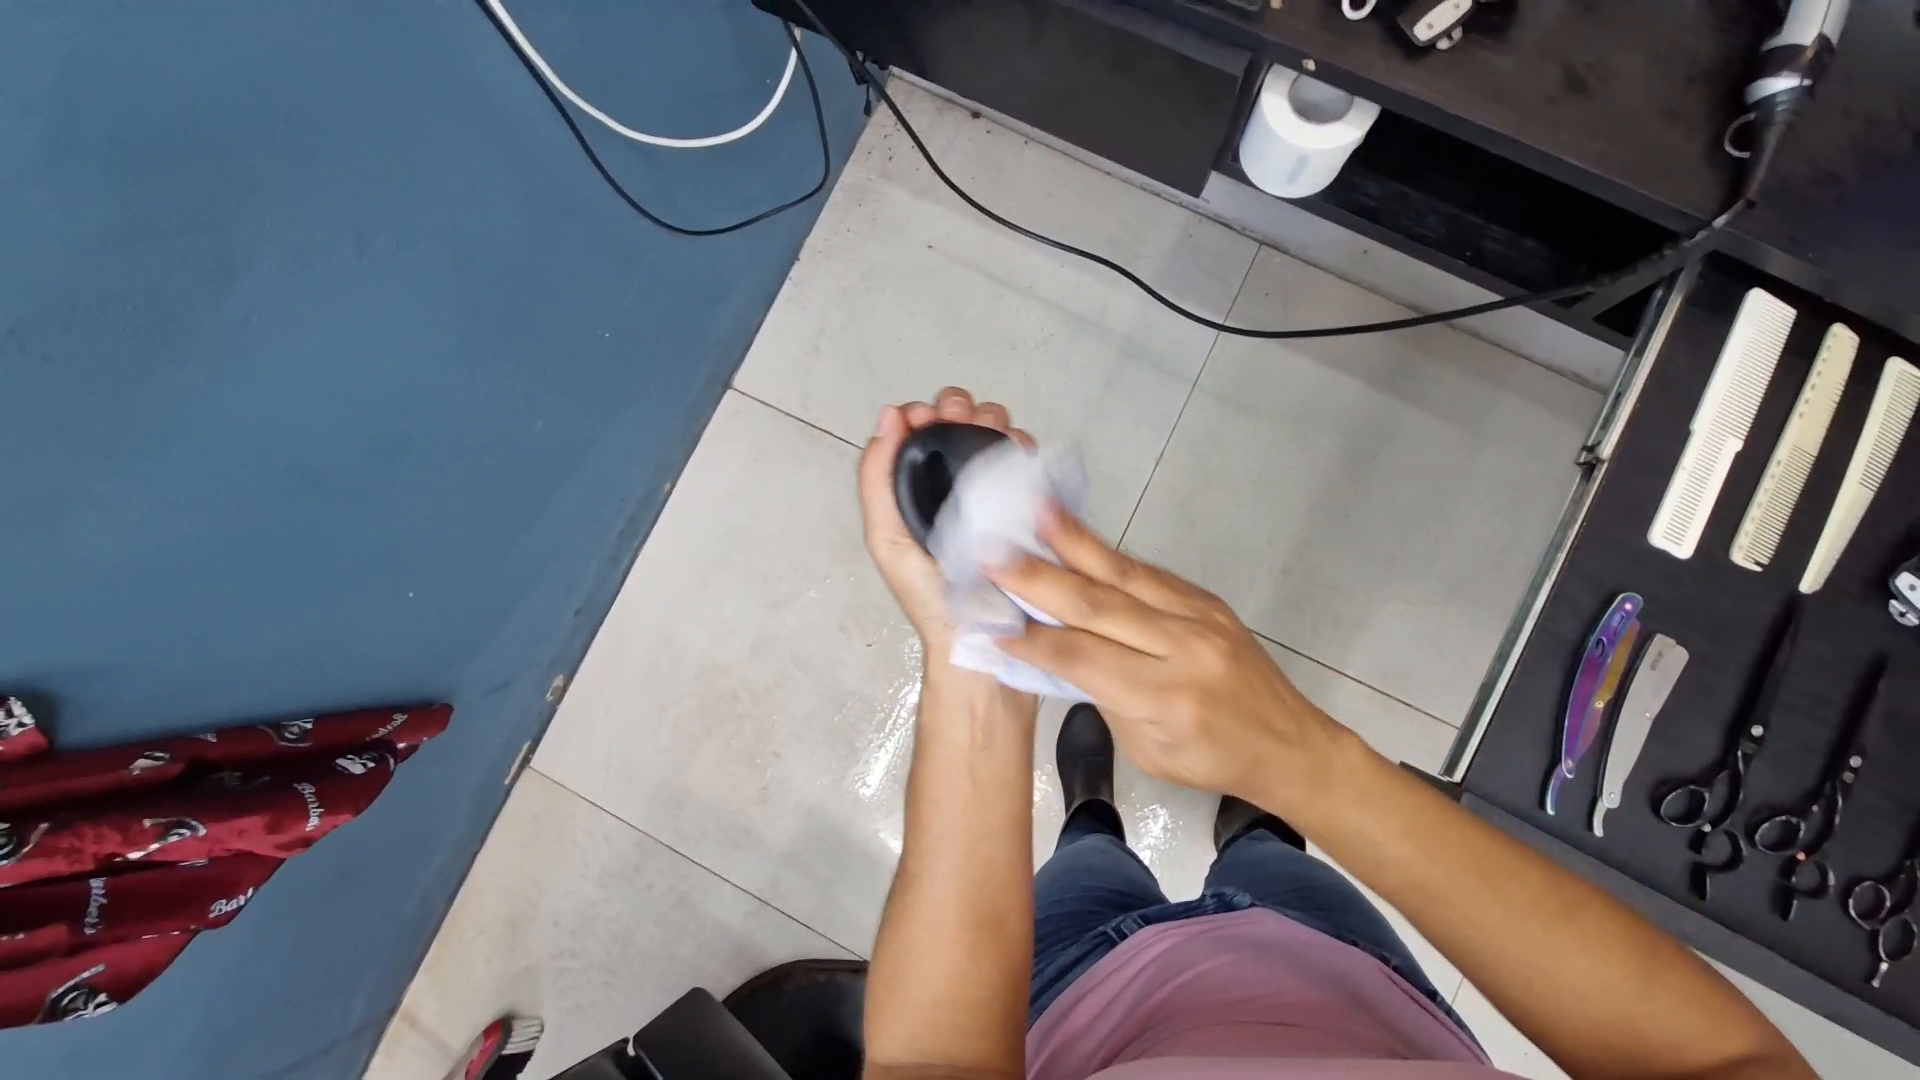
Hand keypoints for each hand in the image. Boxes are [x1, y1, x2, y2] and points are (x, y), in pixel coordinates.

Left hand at [858, 387, 1026, 652]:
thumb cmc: (931, 597)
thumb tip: (888, 418)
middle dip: (961, 409)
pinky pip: (1029, 467)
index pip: (923, 436)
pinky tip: (1019, 449)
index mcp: (921, 493)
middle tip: (961, 418)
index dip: (926, 415)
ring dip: (993, 422)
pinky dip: (1024, 448)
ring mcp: (996, 499)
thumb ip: (876, 481)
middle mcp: (957, 490)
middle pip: (962, 428)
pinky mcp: (1030, 512)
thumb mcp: (888, 539)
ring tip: (992, 430)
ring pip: (997, 440)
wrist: (982, 644)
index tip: (930, 417)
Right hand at [987, 510, 1355, 812]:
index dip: (1033, 638)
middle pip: (1097, 605)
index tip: (989, 618)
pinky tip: (1077, 534)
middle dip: (1039, 578)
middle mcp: (1182, 647)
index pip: (1082, 658)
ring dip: (1073, 542)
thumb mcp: (1147, 748)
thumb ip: (1102, 695)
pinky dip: (1106, 554)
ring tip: (1036, 513)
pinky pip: (1148, 573)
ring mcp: (1199, 616)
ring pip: (1123, 574)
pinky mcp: (1207, 600)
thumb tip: (1054, 650)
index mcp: (1164, 697)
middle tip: (994, 554)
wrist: (1289, 743)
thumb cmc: (1211, 760)